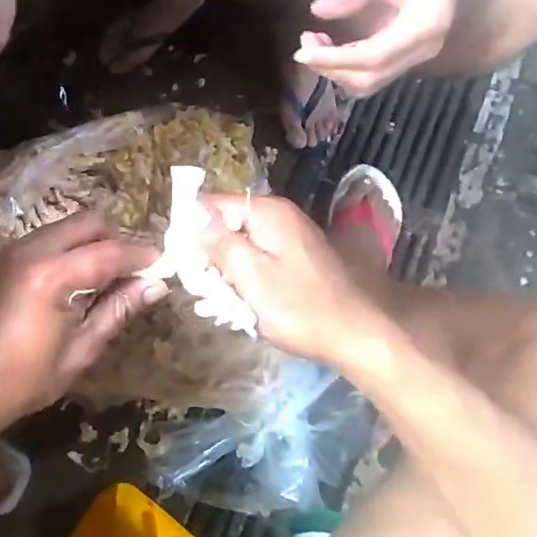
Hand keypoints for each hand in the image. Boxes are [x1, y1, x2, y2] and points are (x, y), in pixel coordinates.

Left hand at [0, 213, 163, 435]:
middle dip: (117, 241)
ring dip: (94, 242)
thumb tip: (157, 285)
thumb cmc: (27, 378)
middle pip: (90, 223)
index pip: (109, 252)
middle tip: (133, 271)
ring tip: (110, 275)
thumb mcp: (82, 348)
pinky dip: (73, 247)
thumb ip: (119, 309)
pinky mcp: (8, 258)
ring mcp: (16, 250)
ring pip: (70, 226)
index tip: (164, 264)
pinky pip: (52, 236)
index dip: (140, 256)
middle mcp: (33, 251)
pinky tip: (80, 278)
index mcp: (51, 275)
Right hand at [198, 193, 391, 367]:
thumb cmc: (300, 307)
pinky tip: (247, 304)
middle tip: (204, 289)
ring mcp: (291, 236)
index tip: (180, 261)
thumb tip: (189, 211)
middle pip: (227, 223)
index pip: (212, 204)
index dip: (191, 229)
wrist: (356, 333)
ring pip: (242, 244)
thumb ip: (219, 241)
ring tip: (225, 302)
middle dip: (210, 254)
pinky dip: (248, 278)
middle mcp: (280, 216)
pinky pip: (260, 258)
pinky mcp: (297, 257)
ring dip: (228, 271)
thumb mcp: (251, 275)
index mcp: (268, 213)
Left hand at [296, 0, 461, 96]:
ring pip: (371, 81)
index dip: (336, 59)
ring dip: (337, 70)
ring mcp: (417, 56)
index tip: (302, 51)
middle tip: (303, 44)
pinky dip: (347, 66)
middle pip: (372, 77)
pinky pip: (374, 72)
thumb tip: (318, 11)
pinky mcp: (406, 56)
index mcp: (424, 26)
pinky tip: (328, 47)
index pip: (374, 57)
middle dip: (332, 67)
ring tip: (313, 43)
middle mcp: (423, 49)